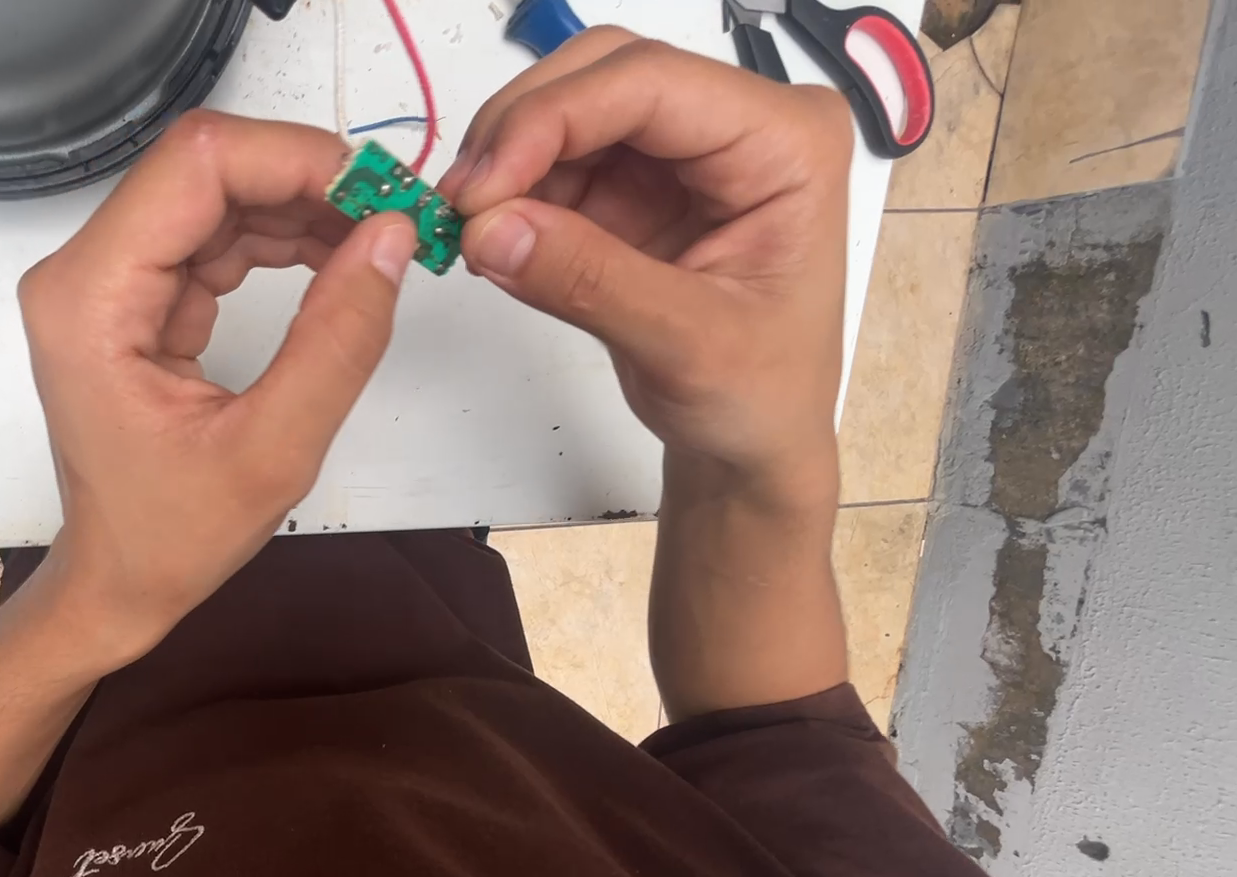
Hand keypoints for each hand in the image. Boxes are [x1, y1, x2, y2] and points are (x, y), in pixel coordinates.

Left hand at [18, 111, 418, 667]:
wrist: (120, 579)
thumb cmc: (175, 537)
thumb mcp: (274, 451)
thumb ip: (338, 342)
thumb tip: (393, 237)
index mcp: (92, 301)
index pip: (197, 167)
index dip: (297, 160)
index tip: (381, 195)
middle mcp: (84, 275)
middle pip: (205, 173)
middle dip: (305, 184)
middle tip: (391, 221)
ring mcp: (106, 285)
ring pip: (214, 200)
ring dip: (298, 211)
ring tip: (372, 244)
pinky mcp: (134, 303)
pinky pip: (211, 242)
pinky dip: (276, 244)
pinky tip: (329, 263)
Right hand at [440, 28, 854, 508]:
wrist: (746, 438)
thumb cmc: (753, 393)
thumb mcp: (682, 343)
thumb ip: (587, 281)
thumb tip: (486, 232)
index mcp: (779, 143)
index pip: (649, 86)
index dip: (549, 121)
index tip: (477, 191)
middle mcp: (727, 132)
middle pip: (602, 78)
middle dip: (519, 131)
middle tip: (457, 203)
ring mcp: (673, 164)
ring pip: (567, 119)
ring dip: (504, 166)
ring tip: (465, 230)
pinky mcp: (629, 201)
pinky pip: (553, 174)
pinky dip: (509, 199)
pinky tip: (488, 238)